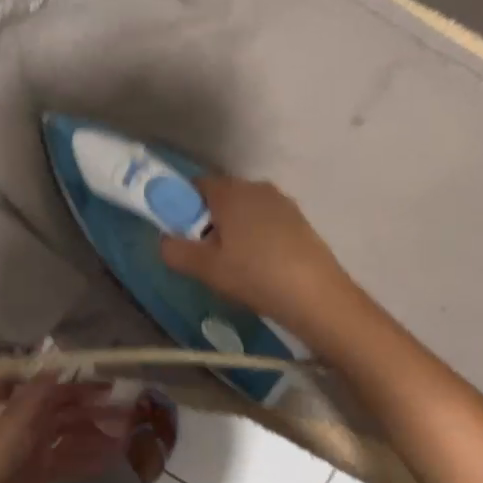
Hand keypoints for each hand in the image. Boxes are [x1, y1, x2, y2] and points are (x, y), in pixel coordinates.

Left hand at [0, 376, 123, 482]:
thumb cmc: (2, 449)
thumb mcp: (21, 412)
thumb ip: (40, 387)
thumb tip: (56, 365)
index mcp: (5, 401)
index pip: (32, 380)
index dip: (60, 376)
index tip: (88, 374)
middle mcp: (15, 420)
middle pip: (53, 407)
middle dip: (85, 406)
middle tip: (118, 404)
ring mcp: (27, 446)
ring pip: (63, 432)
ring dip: (91, 430)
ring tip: (122, 431)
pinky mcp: (37, 469)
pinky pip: (65, 457)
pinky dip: (86, 455)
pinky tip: (111, 456)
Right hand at [159, 176, 357, 333]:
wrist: (317, 296)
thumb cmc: (254, 275)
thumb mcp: (205, 268)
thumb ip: (175, 250)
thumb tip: (165, 240)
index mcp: (231, 191)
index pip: (195, 185)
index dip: (181, 207)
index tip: (181, 235)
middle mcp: (257, 187)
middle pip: (220, 198)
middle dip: (208, 221)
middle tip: (205, 257)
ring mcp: (282, 203)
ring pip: (244, 212)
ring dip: (233, 232)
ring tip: (234, 267)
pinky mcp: (299, 221)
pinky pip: (265, 223)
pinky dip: (256, 239)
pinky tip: (259, 268)